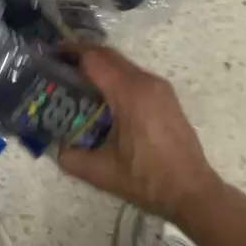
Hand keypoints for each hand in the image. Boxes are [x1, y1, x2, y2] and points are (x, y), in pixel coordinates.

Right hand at [56, 46, 223, 222]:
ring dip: (100, 65)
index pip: (94, 59)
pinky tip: (107, 98)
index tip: (52, 56)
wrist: (193, 192)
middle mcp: (145, 81)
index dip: (70, 53)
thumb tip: (56, 147)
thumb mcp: (103, 173)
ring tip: (79, 81)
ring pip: (123, 63)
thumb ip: (73, 158)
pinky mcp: (167, 95)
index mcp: (129, 93)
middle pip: (108, 54)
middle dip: (82, 54)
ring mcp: (159, 87)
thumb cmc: (148, 180)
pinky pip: (135, 75)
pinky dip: (116, 76)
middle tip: (60, 64)